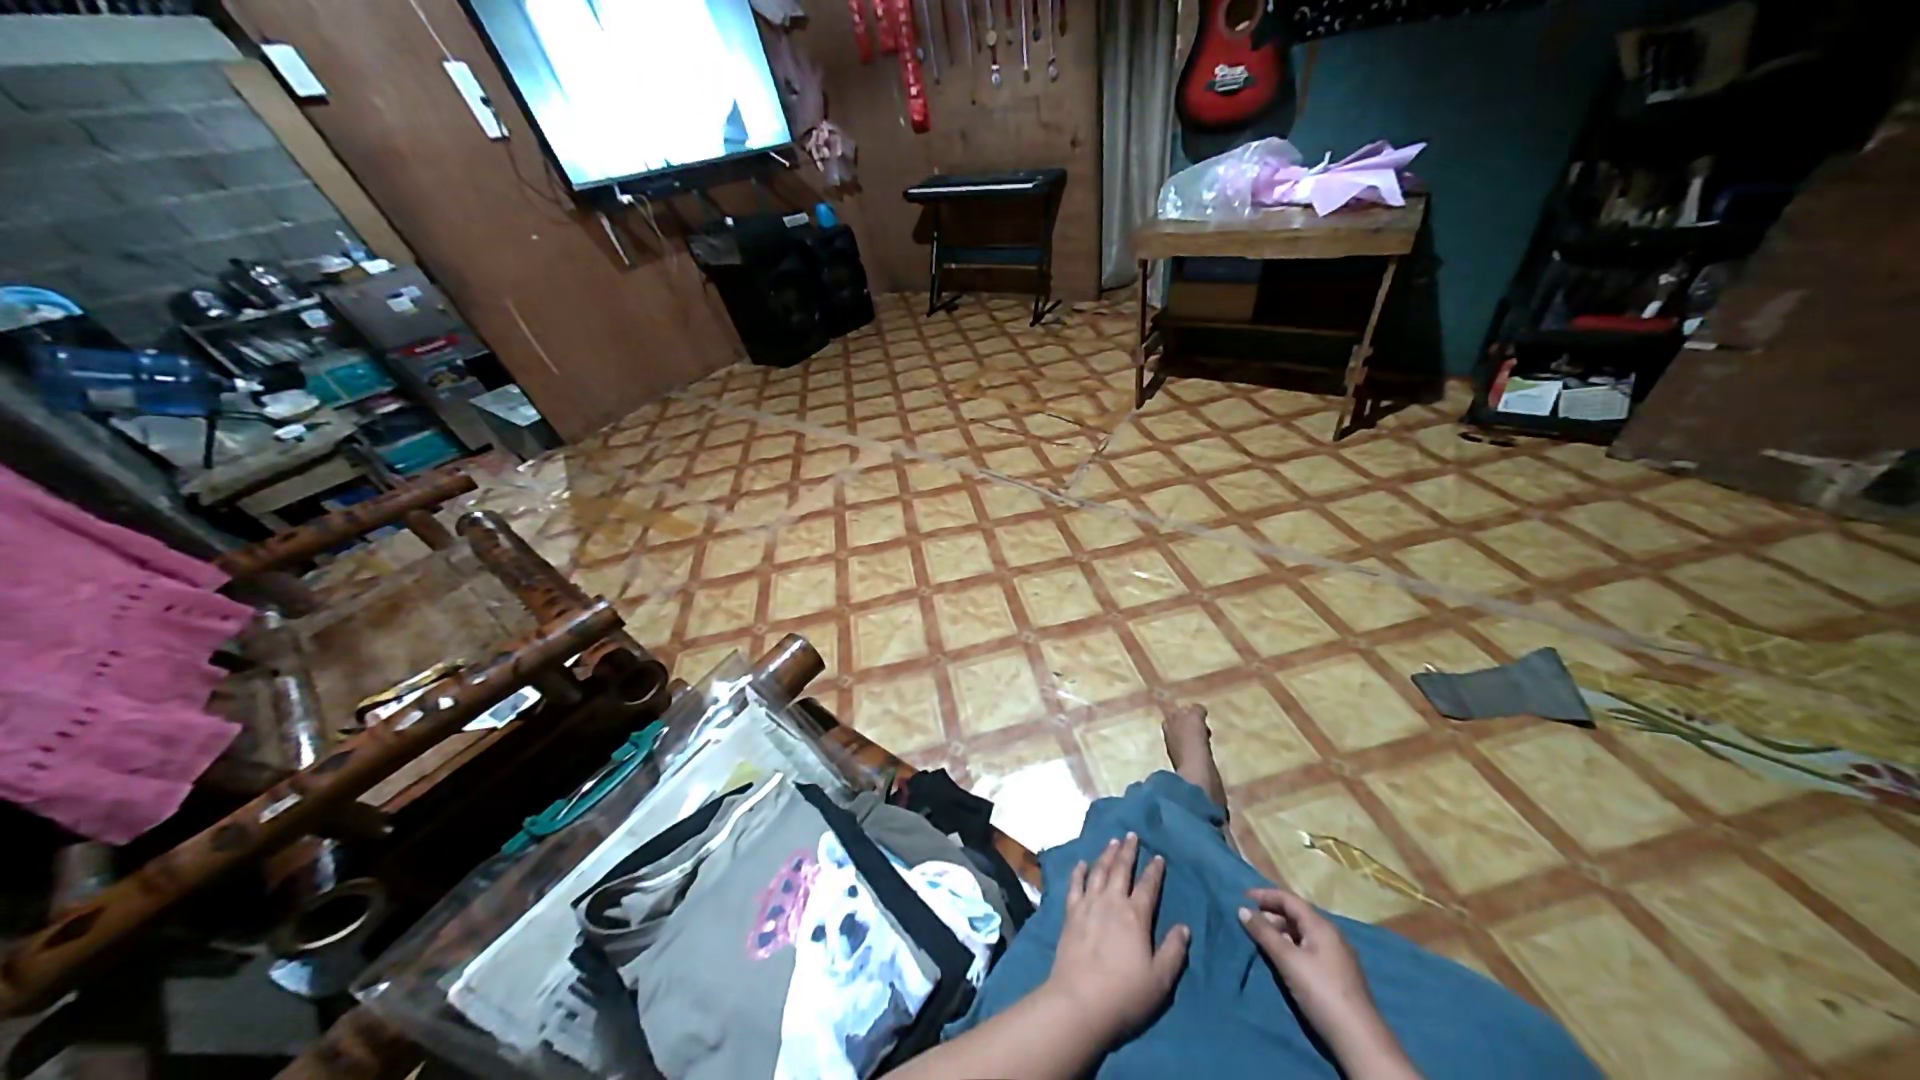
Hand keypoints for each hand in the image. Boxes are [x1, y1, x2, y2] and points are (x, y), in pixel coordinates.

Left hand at [1040, 832, 1189, 1044]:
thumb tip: (1184, 927)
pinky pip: (1075, 886)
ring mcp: (1088, 906)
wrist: (1079, 1001)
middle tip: (1131, 835)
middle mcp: (1111, 902)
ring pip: (1099, 872)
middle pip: (1121, 870)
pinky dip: (1079, 872)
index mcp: (1136, 916)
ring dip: (1106, 855)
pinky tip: (1081, 863)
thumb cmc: (1125, 993)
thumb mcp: (1160, 979)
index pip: (1149, 886)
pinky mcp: (1070, 914)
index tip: (1158, 856)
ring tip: (1112, 841)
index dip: (1154, 871)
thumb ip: (1174, 950)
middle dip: (1128, 851)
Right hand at [1239, 887, 1402, 1064]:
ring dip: (1280, 932)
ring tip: (1261, 940)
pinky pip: (1309, 949)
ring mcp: (1336, 955)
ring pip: (1303, 933)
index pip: (1289, 899)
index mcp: (1321, 926)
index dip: (1265, 895)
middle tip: (1249, 922)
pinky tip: (1282, 959)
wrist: (1358, 1037)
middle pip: (1296, 915)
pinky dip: (1291, 946)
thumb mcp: (1287, 959)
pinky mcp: (1338, 974)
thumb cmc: (1320, 991)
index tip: (1242, 897)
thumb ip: (1264, 933)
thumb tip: (1242, 909)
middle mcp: (1331, 935)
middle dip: (1271, 914)